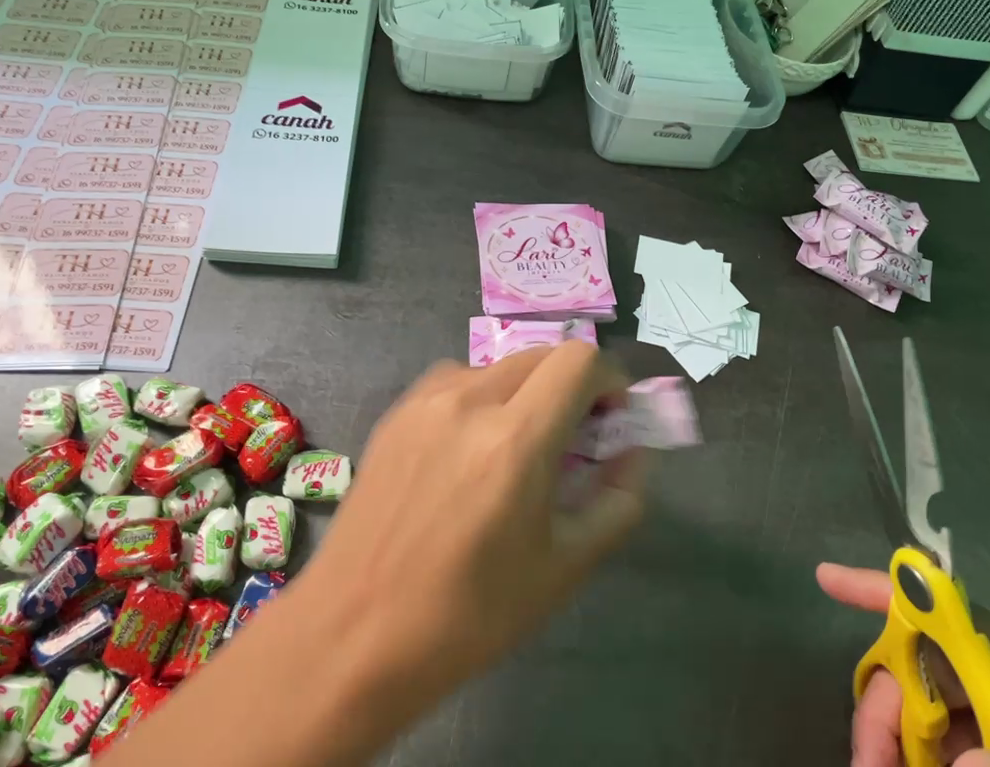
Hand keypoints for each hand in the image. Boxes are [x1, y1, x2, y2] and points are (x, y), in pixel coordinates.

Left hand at [114, 344, 651, 766]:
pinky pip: (455, 383)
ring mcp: (424, 404)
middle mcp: (468, 401)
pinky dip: (483, 400)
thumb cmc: (470, 614)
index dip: (610, 380)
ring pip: (498, 367)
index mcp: (516, 438)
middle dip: (573, 386)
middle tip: (577, 439)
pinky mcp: (394, 416)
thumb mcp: (565, 568)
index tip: (613, 420)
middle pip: (542, 356)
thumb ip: (617, 502)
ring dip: (527, 392)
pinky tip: (472, 452)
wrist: (355, 633)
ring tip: (521, 449)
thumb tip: (634, 453)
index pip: (579, 361)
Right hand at [816, 563, 989, 766]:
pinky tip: (891, 765)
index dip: (900, 597)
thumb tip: (963, 757)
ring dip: (889, 738)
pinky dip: (907, 754)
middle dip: (886, 704)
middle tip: (866, 759)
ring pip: (925, 705)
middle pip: (935, 667)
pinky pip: (938, 737)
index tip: (831, 581)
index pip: (972, 623)